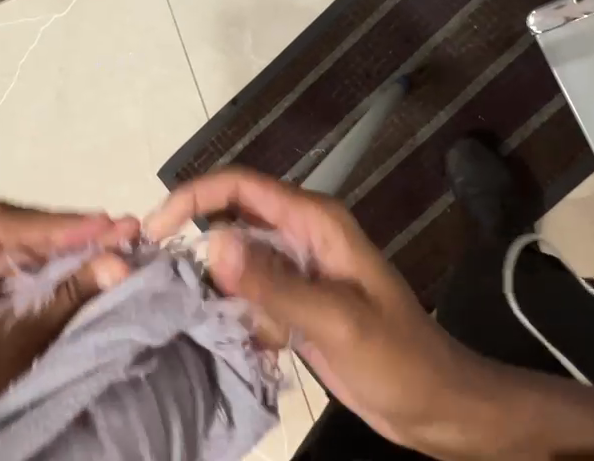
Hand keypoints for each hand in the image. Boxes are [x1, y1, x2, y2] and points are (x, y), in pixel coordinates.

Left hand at [0, 203, 136, 460]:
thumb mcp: (17, 355)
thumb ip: (66, 301)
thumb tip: (121, 260)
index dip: (51, 225)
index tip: (102, 225)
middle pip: (7, 235)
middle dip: (67, 234)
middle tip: (121, 229)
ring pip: (17, 250)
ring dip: (67, 247)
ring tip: (116, 238)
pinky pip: (17, 273)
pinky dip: (56, 268)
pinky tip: (92, 259)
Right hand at [145, 167, 487, 452]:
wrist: (438, 408)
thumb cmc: (397, 357)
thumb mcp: (335, 320)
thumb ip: (274, 283)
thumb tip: (211, 244)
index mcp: (313, 220)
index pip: (239, 186)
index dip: (192, 196)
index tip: (154, 230)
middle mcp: (299, 235)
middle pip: (231, 217)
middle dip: (192, 237)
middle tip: (155, 272)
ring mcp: (296, 269)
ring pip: (235, 257)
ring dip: (210, 279)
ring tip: (181, 308)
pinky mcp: (294, 302)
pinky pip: (248, 292)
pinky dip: (231, 309)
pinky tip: (225, 337)